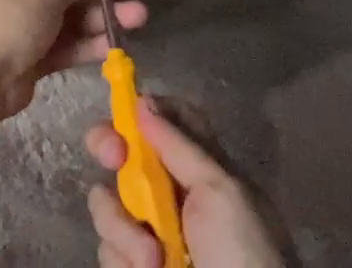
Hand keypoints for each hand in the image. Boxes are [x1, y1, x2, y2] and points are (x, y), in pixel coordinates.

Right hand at [85, 99, 282, 267]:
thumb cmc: (244, 255)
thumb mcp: (222, 192)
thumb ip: (179, 144)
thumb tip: (142, 100)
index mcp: (202, 170)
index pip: (169, 121)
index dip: (145, 109)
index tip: (128, 111)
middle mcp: (171, 195)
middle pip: (124, 152)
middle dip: (109, 148)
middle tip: (114, 158)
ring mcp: (151, 232)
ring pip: (107, 201)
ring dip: (124, 228)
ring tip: (155, 259)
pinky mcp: (133, 264)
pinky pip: (107, 247)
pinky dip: (124, 260)